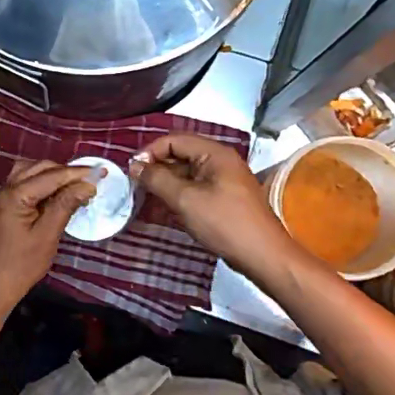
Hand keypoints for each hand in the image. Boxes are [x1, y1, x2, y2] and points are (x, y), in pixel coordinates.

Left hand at [0, 160, 97, 303]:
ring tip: (76, 185)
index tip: (101, 173)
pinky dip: (44, 183)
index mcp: (15, 195)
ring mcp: (3, 195)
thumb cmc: (22, 264)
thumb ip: (66, 205)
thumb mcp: (48, 234)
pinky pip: (26, 182)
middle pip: (40, 168)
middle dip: (66, 172)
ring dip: (55, 174)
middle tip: (91, 181)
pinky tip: (59, 193)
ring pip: (32, 171)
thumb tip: (87, 185)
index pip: (51, 176)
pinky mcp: (6, 204)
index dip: (77, 174)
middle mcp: (6, 188)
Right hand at [130, 134, 293, 271]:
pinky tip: (167, 208)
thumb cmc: (224, 223)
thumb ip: (158, 179)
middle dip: (157, 167)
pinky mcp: (225, 198)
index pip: (174, 140)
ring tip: (147, 198)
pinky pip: (197, 188)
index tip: (132, 172)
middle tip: (136, 186)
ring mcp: (224, 179)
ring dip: (167, 183)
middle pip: (181, 154)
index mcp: (215, 153)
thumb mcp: (186, 200)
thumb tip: (135, 165)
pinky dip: (180, 194)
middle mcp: (221, 160)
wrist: (262, 254)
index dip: (150, 152)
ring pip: (188, 173)